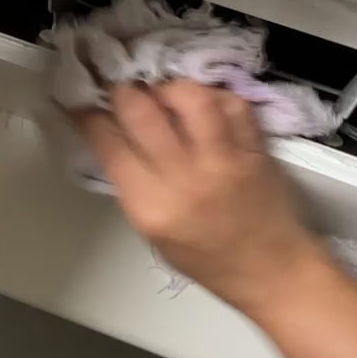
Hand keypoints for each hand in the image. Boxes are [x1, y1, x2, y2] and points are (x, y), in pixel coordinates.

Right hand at [77, 81, 333, 314]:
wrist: (270, 270)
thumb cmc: (205, 258)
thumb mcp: (151, 230)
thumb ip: (131, 182)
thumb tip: (111, 133)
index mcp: (151, 206)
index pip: (108, 143)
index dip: (90, 116)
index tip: (86, 105)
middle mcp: (185, 179)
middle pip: (141, 111)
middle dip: (123, 91)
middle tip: (123, 91)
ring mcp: (224, 160)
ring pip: (189, 96)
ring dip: (169, 87)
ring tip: (164, 93)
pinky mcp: (254, 149)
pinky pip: (231, 103)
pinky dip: (213, 95)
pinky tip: (203, 105)